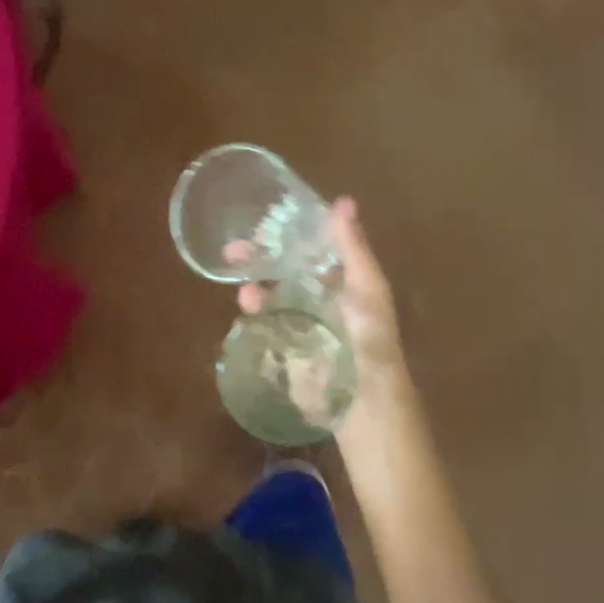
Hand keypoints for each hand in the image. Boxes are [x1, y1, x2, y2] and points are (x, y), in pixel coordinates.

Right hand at [237, 197, 409, 415]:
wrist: (364, 402)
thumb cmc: (370, 339)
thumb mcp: (366, 287)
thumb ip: (352, 248)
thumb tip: (343, 200)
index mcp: (343, 281)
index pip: (310, 248)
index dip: (286, 235)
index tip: (261, 224)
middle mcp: (321, 298)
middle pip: (283, 270)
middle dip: (259, 260)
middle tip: (233, 251)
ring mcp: (302, 325)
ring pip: (270, 297)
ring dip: (255, 289)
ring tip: (246, 296)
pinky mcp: (287, 351)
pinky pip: (264, 326)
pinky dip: (253, 316)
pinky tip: (247, 314)